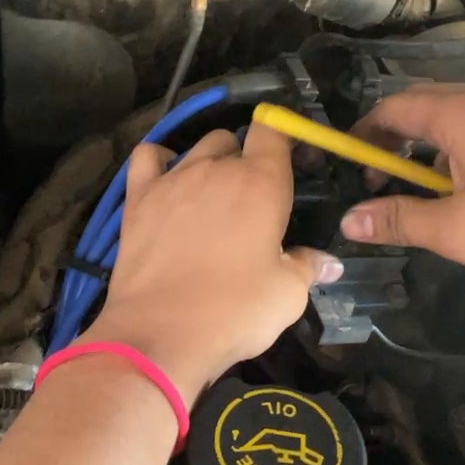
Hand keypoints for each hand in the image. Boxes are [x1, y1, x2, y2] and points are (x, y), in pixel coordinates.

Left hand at [78, 125, 341, 396]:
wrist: (161, 332)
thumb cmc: (234, 312)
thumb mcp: (287, 296)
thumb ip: (306, 268)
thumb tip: (327, 262)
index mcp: (261, 183)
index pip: (274, 132)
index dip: (281, 140)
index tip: (285, 162)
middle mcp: (216, 169)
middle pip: (232, 142)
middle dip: (242, 162)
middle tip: (247, 204)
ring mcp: (173, 180)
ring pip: (195, 149)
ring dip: (207, 164)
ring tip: (209, 199)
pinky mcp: (137, 198)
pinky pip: (147, 157)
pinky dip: (159, 162)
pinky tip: (166, 184)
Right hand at [339, 85, 464, 290]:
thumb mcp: (457, 232)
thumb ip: (400, 220)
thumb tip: (349, 220)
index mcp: (464, 116)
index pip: (395, 106)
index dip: (364, 133)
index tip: (350, 167)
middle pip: (427, 107)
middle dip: (395, 142)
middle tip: (382, 185)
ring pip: (461, 121)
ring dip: (431, 151)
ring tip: (429, 197)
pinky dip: (464, 154)